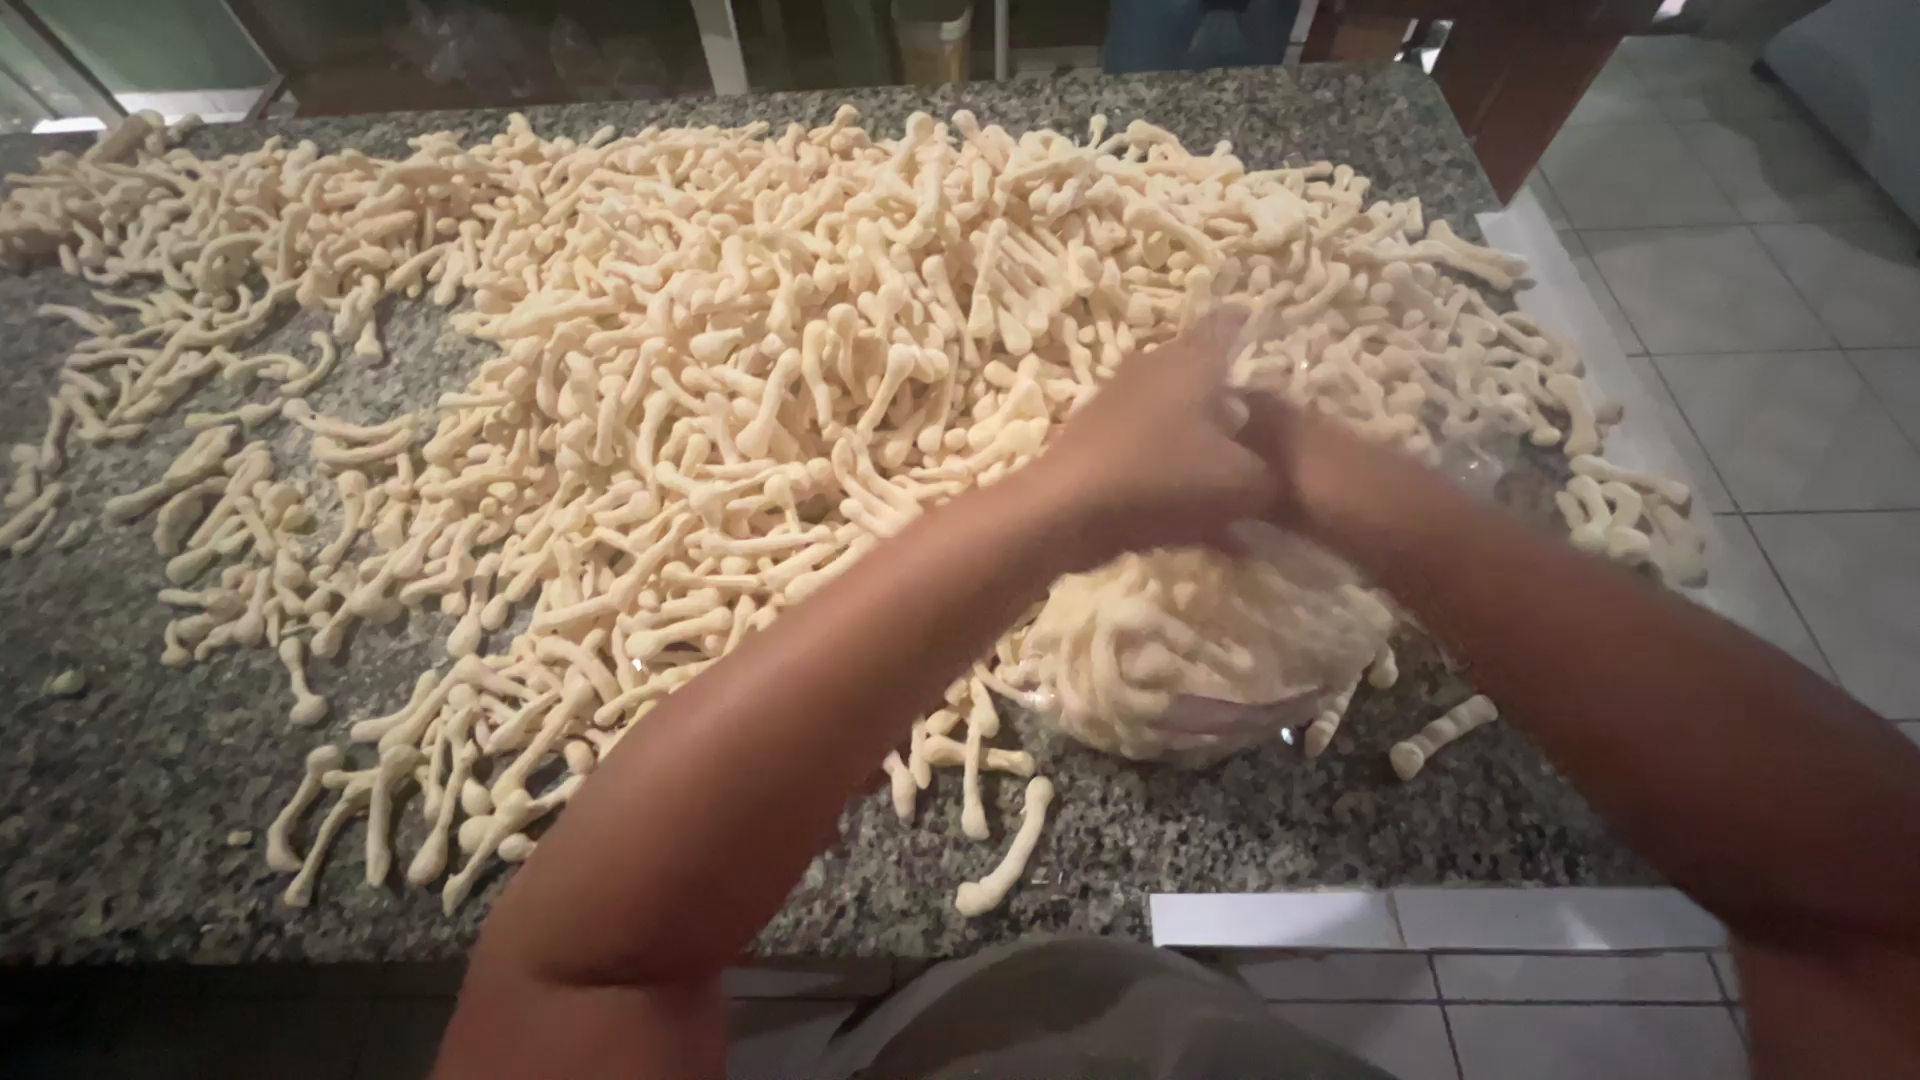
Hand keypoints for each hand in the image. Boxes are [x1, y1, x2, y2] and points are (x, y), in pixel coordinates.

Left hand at [1027, 307, 1276, 566]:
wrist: (1067, 513)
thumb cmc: (1162, 477)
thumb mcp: (1242, 483)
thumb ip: (1271, 476)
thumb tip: (1272, 479)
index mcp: (1189, 361)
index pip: (1225, 324)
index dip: (1249, 325)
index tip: (1265, 331)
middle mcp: (1149, 374)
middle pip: (1198, 376)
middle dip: (1231, 399)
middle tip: (1266, 424)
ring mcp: (1116, 412)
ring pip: (1174, 423)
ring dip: (1204, 449)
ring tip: (1241, 481)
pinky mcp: (1097, 451)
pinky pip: (1152, 463)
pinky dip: (1179, 487)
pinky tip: (1212, 534)